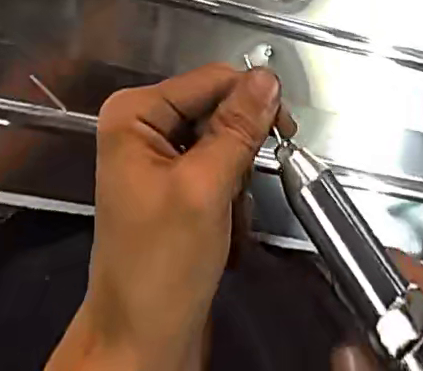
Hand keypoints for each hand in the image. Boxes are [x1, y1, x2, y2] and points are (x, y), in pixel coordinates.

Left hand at [47, 64, 282, 370]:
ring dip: (237, 179)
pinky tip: (225, 230)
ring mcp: (157, 156)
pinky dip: (231, 196)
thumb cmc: (162, 265)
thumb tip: (267, 78)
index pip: (208, 80)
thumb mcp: (204, 189)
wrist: (140, 346)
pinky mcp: (174, 185)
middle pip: (215, 108)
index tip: (287, 127)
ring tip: (228, 219)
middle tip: (243, 190)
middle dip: (239, 150)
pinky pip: (217, 169)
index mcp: (134, 112)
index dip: (250, 98)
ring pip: (222, 141)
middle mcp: (143, 125)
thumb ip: (237, 128)